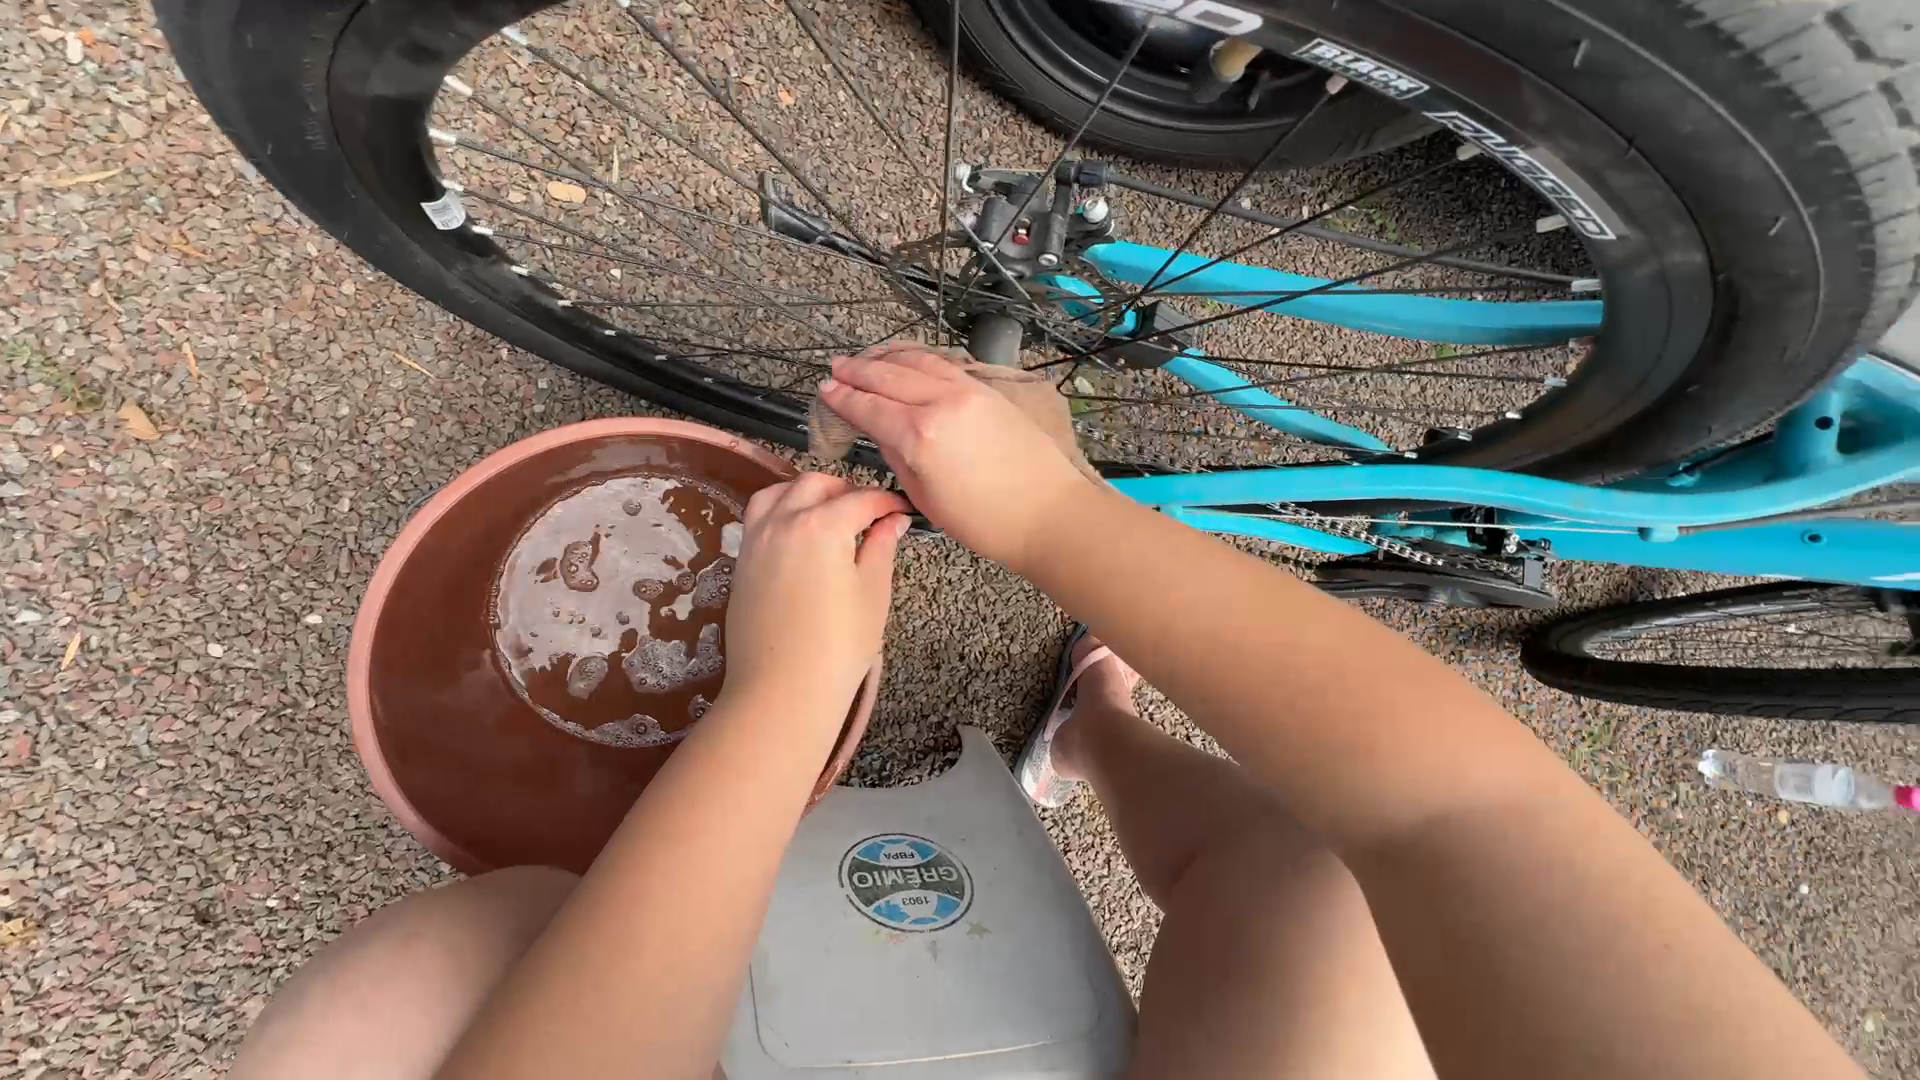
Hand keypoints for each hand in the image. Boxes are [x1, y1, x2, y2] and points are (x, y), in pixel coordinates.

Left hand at [720, 472, 908, 717]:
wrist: (782, 689)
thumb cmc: (839, 644)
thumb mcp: (873, 592)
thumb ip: (881, 547)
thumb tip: (893, 520)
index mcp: (822, 524)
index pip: (861, 499)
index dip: (886, 502)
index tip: (902, 510)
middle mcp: (784, 521)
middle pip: (815, 484)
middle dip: (846, 490)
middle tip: (868, 514)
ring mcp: (756, 540)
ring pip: (778, 492)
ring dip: (806, 493)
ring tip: (827, 514)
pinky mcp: (741, 562)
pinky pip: (759, 517)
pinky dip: (781, 511)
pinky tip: (799, 535)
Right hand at [820, 346, 1093, 568]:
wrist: (1048, 513)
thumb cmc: (987, 522)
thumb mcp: (927, 499)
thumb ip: (900, 459)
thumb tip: (886, 435)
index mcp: (919, 437)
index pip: (869, 408)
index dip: (843, 399)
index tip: (825, 391)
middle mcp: (941, 404)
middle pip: (888, 377)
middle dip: (857, 371)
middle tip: (835, 368)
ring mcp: (968, 392)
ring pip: (917, 362)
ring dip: (886, 358)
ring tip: (865, 358)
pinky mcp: (989, 391)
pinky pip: (944, 364)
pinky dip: (918, 358)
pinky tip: (908, 361)